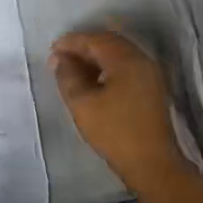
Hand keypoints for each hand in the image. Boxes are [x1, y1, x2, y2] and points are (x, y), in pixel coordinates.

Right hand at [51, 30, 198, 193]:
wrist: (150, 162)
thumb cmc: (113, 130)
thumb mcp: (82, 103)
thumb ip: (68, 77)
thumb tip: (60, 59)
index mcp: (127, 61)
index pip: (97, 40)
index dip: (73, 42)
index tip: (52, 50)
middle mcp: (142, 61)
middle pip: (111, 43)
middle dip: (84, 46)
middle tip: (59, 57)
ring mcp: (150, 75)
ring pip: (119, 55)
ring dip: (94, 57)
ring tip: (71, 68)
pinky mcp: (150, 89)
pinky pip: (125, 67)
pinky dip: (105, 67)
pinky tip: (91, 80)